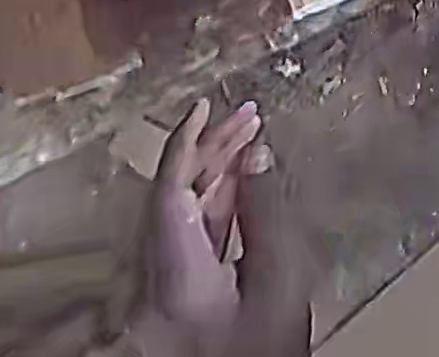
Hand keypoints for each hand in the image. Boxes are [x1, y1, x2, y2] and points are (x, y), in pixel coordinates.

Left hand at [132, 99, 302, 356]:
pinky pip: (198, 228)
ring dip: (219, 168)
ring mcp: (168, 285)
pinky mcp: (184, 290)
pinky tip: (244, 174)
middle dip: (211, 148)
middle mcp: (160, 276)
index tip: (204, 105)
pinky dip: (223, 195)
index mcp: (176, 274)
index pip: (169, 192)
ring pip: (188, 210)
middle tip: (249, 112)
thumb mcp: (278, 278)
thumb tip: (257, 154)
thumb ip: (267, 212)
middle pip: (176, 196)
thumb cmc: (263, 349)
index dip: (184, 144)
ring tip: (251, 132)